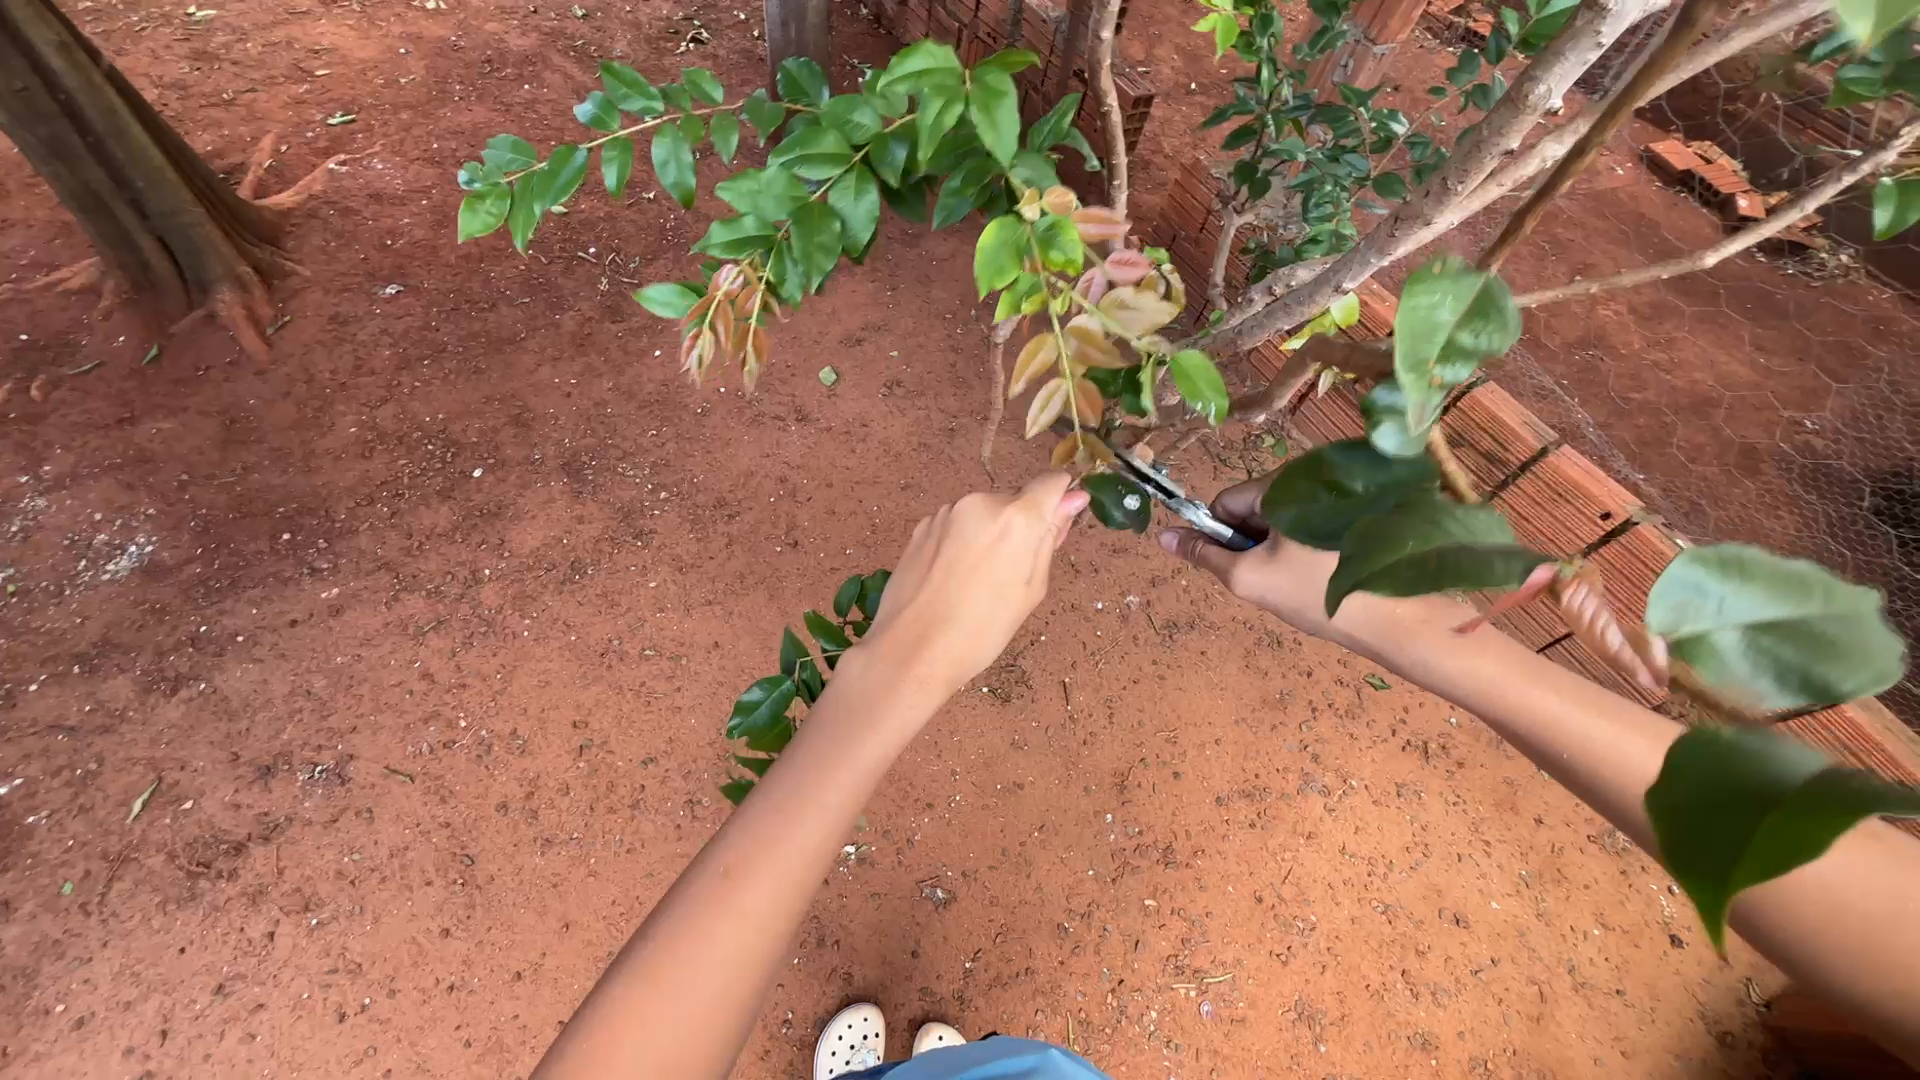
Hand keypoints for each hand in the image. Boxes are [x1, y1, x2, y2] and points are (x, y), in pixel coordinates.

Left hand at [861, 472, 1090, 690]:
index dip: (1060, 501)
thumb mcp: (1031, 589)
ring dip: (988, 536)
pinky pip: (956, 525)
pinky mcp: (922, 526)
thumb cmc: (981, 631)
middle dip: (1020, 528)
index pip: (1051, 483)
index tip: (1056, 527)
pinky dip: (961, 543)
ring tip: (976, 581)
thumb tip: (1072, 499)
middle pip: (1015, 502)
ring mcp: (946, 512)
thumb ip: (1050, 537)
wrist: (911, 650)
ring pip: (983, 515)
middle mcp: (980, 503)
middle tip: (1011, 574)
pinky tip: (952, 578)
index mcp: (1016, 518)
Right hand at [1155, 471, 1379, 650]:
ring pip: (1282, 519)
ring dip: (1276, 547)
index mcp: (1281, 485)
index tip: (1236, 566)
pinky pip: (1310, 523)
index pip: (1226, 502)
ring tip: (1297, 579)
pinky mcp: (1360, 511)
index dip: (1220, 536)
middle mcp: (1311, 477)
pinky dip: (1304, 547)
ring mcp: (1339, 494)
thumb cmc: (1314, 594)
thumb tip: (1162, 537)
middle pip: (1254, 508)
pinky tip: (1320, 574)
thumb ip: (1203, 554)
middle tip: (1268, 577)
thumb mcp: (1249, 578)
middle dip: (1251, 543)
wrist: (1395, 618)